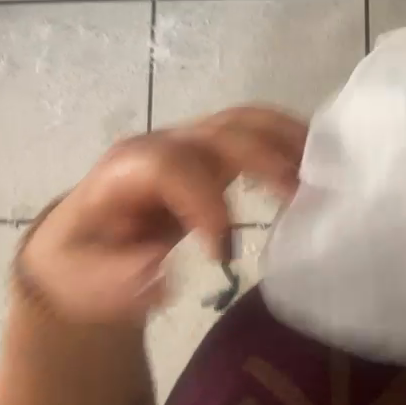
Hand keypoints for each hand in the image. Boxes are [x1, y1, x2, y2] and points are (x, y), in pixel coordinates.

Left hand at [16, 106, 307, 325]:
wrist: (83, 242)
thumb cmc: (82, 264)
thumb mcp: (84, 283)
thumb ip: (119, 282)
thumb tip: (164, 273)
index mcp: (125, 169)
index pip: (169, 166)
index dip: (202, 201)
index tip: (222, 254)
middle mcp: (163, 143)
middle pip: (217, 132)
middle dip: (261, 159)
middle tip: (298, 198)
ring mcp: (191, 142)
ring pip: (244, 120)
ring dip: (286, 140)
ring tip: (323, 171)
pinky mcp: (213, 151)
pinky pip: (255, 129)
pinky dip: (288, 138)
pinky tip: (316, 161)